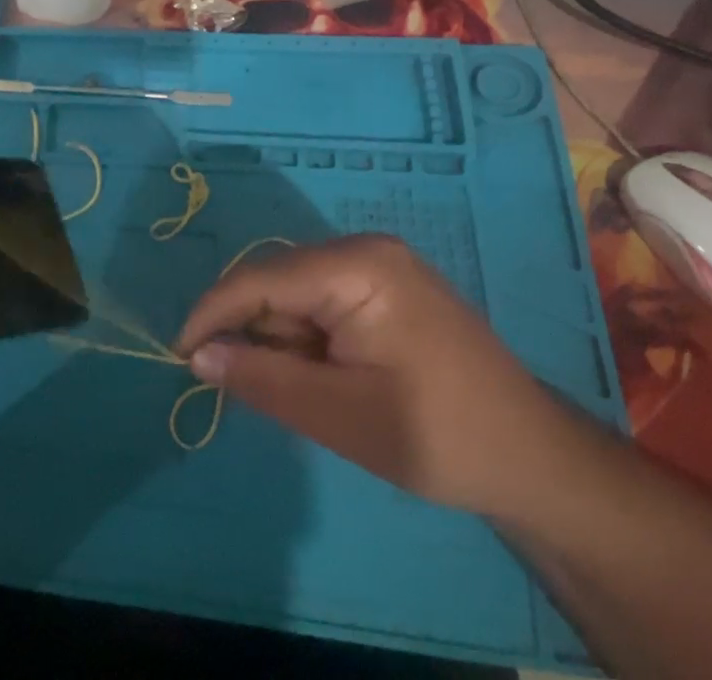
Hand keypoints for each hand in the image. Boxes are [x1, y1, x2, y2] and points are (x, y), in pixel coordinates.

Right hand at [176, 234, 574, 515]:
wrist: (534, 461)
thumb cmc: (437, 437)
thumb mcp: (334, 413)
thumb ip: (259, 378)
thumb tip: (195, 356)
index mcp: (357, 267)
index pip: (255, 280)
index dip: (209, 317)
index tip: (178, 359)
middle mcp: (365, 251)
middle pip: (272, 285)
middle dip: (254, 337)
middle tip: (257, 394)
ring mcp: (379, 268)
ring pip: (291, 298)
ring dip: (281, 345)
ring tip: (312, 397)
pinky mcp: (386, 290)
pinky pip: (318, 306)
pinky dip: (305, 344)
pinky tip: (329, 381)